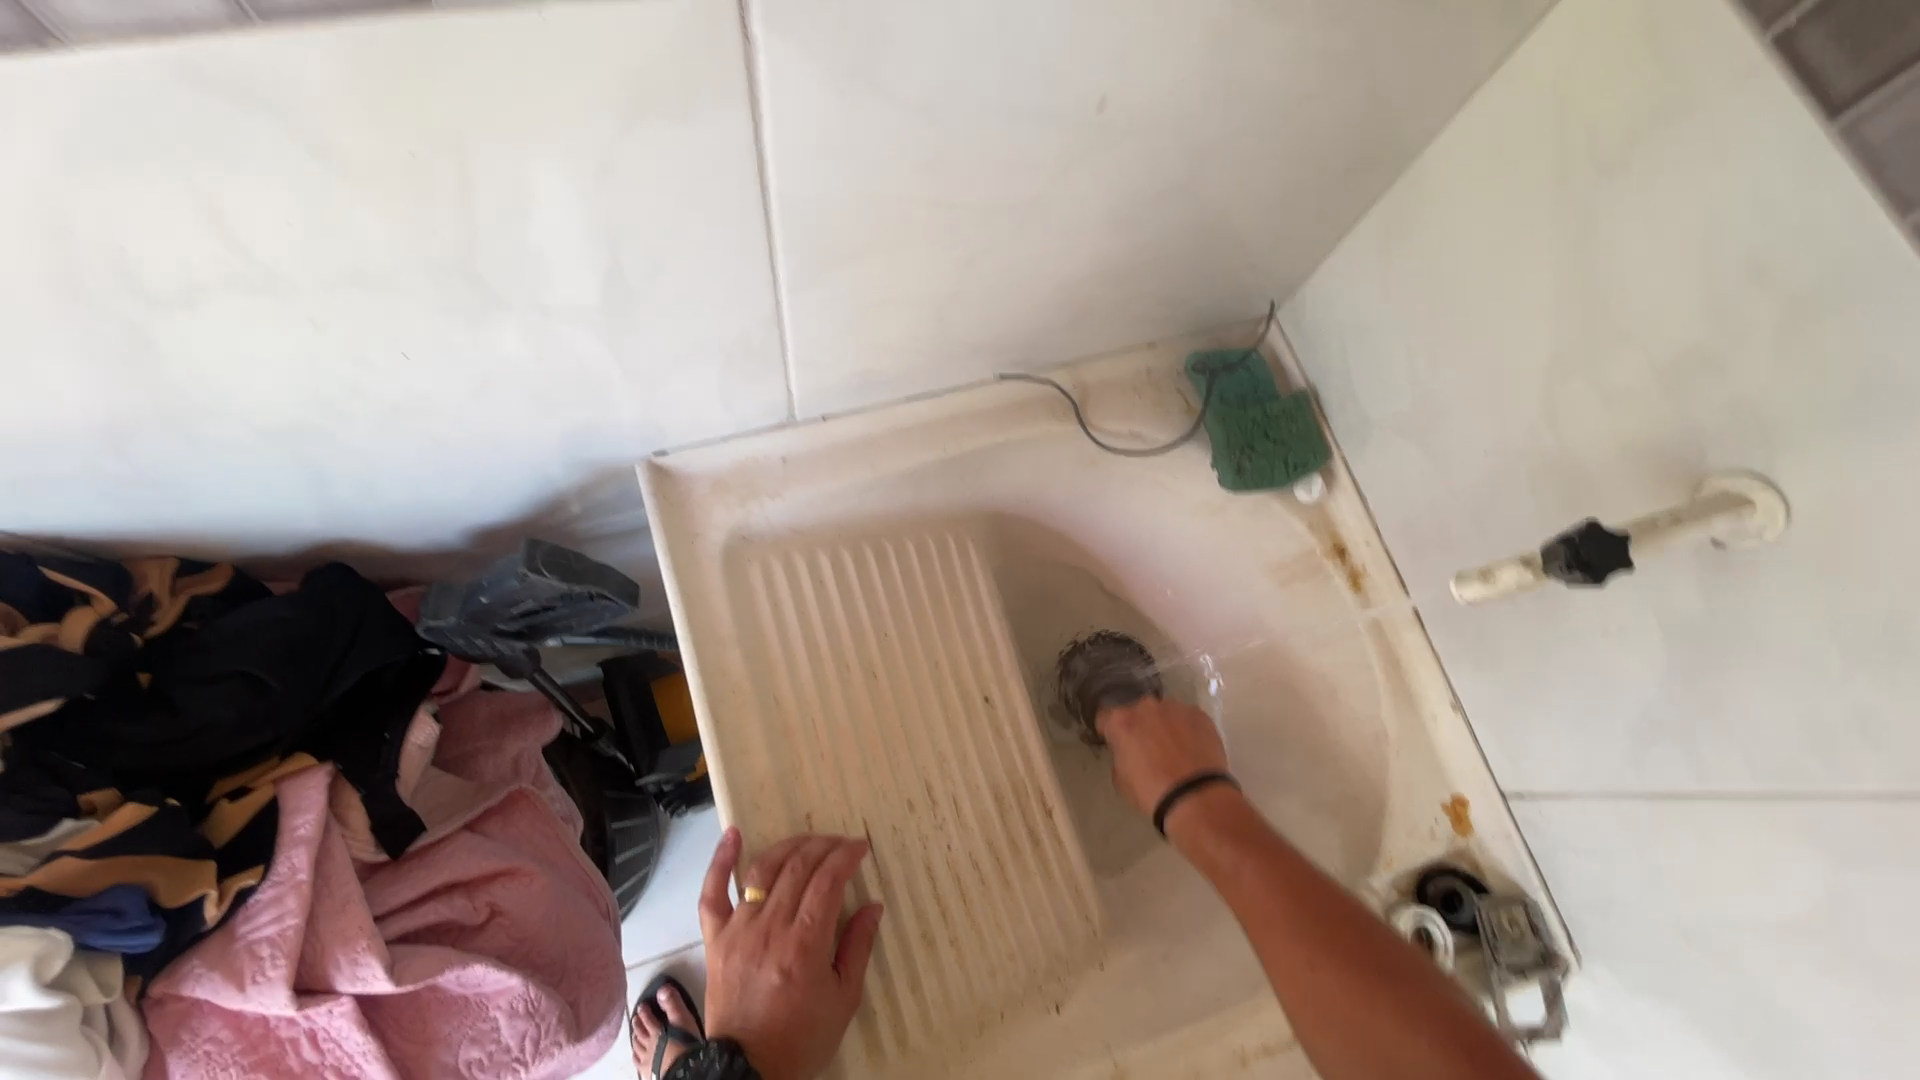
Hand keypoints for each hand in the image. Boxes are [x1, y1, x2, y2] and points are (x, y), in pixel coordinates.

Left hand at [697, 828, 884, 1079]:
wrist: (746, 1070)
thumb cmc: (802, 1037)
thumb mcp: (844, 999)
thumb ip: (858, 947)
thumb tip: (873, 905)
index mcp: (805, 943)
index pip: (828, 880)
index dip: (846, 856)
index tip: (860, 848)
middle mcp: (771, 927)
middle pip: (799, 867)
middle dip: (825, 846)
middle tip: (841, 844)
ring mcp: (739, 929)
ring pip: (764, 870)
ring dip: (789, 846)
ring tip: (808, 840)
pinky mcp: (716, 937)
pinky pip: (712, 892)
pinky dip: (721, 860)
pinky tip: (734, 834)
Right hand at [1095, 697, 1228, 818]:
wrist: (1196, 797)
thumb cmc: (1151, 791)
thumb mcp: (1120, 779)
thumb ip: (1120, 756)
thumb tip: (1129, 753)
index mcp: (1121, 721)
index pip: (1105, 717)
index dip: (1109, 730)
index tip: (1115, 742)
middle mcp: (1146, 707)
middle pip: (1138, 712)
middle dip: (1140, 726)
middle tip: (1148, 748)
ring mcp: (1175, 708)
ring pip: (1165, 713)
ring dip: (1165, 726)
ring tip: (1175, 749)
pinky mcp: (1200, 715)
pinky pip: (1187, 719)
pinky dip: (1187, 730)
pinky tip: (1192, 750)